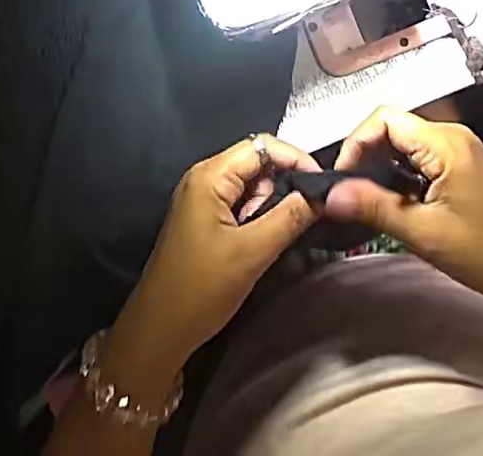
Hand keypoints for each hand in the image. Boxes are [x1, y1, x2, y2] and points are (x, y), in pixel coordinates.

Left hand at [107, 134, 319, 379]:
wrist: (156, 335)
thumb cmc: (200, 290)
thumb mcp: (252, 252)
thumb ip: (291, 217)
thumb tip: (326, 193)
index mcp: (210, 175)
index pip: (263, 145)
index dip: (296, 159)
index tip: (322, 185)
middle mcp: (204, 177)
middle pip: (258, 161)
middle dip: (284, 183)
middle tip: (300, 215)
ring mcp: (202, 197)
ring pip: (252, 182)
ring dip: (271, 202)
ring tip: (275, 234)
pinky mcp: (204, 216)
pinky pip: (240, 200)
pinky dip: (258, 214)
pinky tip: (261, 239)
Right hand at [325, 106, 482, 299]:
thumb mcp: (424, 233)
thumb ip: (375, 208)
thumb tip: (333, 195)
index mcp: (445, 144)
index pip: (384, 120)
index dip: (356, 143)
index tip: (343, 176)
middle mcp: (452, 137)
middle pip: (392, 128)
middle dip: (366, 156)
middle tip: (351, 192)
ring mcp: (458, 149)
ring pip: (404, 143)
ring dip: (382, 168)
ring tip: (372, 202)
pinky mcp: (461, 163)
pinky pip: (420, 156)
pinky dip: (401, 175)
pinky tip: (398, 204)